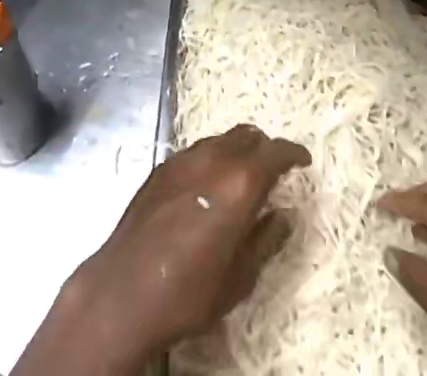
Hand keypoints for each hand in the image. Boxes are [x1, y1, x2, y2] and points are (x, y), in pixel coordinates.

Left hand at [15, 124, 310, 375]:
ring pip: (219, 140)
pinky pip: (195, 152)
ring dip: (235, 151)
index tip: (303, 161)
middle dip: (264, 148)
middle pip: (247, 135)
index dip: (294, 154)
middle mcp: (212, 159)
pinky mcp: (159, 169)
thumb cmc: (190, 291)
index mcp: (240, 182)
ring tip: (240, 178)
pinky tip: (206, 187)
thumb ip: (267, 238)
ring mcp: (181, 160)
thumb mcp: (241, 276)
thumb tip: (284, 215)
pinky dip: (210, 159)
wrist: (123, 291)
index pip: (276, 152)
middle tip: (273, 172)